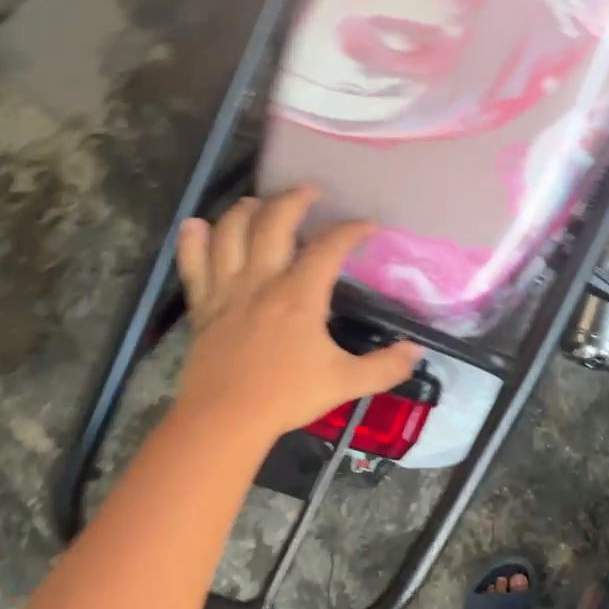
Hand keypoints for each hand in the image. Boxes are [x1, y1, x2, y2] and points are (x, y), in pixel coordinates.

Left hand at [174, 186, 420, 438]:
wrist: (224, 418)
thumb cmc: (287, 396)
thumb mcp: (347, 382)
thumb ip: (385, 366)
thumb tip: (416, 352)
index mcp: (299, 295)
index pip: (329, 247)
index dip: (351, 230)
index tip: (369, 225)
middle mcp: (262, 281)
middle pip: (274, 223)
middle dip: (294, 199)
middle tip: (311, 190)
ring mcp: (227, 291)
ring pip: (230, 233)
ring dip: (245, 211)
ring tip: (258, 202)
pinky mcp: (203, 307)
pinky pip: (193, 264)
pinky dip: (193, 240)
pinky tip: (197, 225)